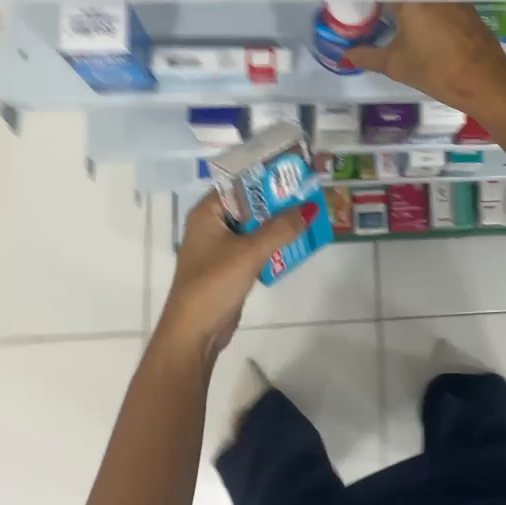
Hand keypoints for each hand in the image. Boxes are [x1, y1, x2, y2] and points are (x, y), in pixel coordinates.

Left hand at [154, 192, 317, 365]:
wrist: (194, 332)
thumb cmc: (215, 283)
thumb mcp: (250, 251)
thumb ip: (281, 228)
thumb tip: (310, 207)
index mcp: (206, 213)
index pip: (238, 183)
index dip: (266, 177)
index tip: (294, 172)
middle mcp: (211, 225)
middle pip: (248, 205)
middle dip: (277, 202)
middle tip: (309, 193)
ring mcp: (220, 247)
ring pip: (254, 227)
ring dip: (278, 224)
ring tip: (309, 214)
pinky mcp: (229, 266)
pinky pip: (254, 247)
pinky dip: (272, 244)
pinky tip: (296, 241)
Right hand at [343, 3, 505, 141]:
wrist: (486, 82)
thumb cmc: (436, 71)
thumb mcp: (395, 65)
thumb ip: (367, 56)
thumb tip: (346, 55)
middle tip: (370, 6)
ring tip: (390, 12)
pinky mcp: (466, 6)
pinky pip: (439, 0)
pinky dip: (426, 7)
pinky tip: (418, 20)